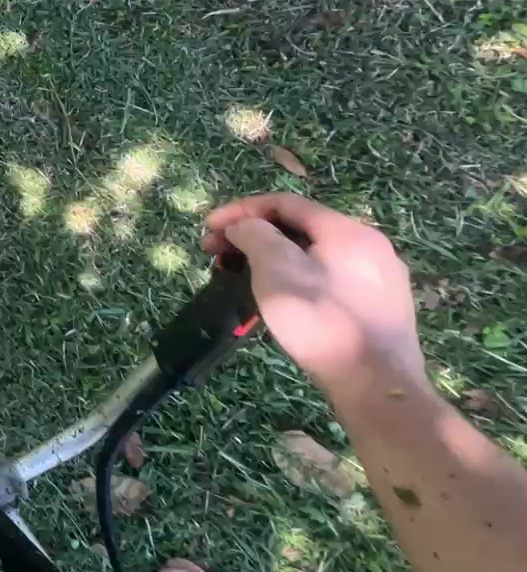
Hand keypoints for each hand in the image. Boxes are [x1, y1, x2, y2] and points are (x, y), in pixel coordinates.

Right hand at [201, 193, 425, 395]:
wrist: (375, 383)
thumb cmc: (319, 317)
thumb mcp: (274, 266)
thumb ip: (253, 233)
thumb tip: (244, 227)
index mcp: (348, 232)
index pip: (284, 203)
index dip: (239, 210)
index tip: (208, 228)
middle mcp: (369, 247)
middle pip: (296, 226)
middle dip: (249, 233)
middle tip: (215, 251)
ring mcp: (377, 277)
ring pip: (308, 250)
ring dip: (265, 253)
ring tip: (237, 270)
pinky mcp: (375, 302)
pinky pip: (323, 271)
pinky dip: (288, 270)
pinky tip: (271, 288)